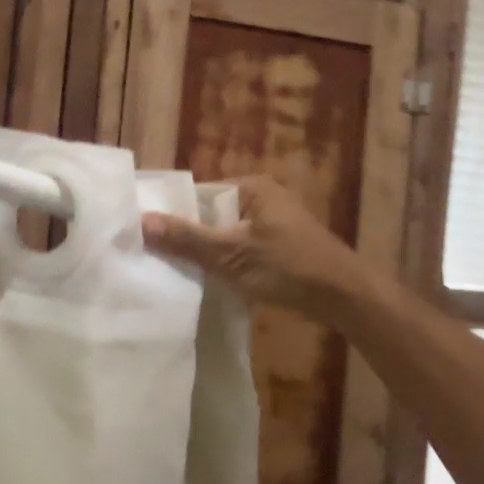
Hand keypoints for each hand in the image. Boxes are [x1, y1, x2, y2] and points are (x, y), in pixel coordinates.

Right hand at [141, 175, 373, 323]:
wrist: (342, 296)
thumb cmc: (288, 267)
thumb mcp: (231, 254)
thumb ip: (187, 239)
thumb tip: (141, 221)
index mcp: (251, 188)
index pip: (198, 196)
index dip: (173, 217)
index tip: (146, 240)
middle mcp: (262, 199)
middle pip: (211, 218)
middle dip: (189, 240)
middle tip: (155, 261)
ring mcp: (272, 225)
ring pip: (226, 238)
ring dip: (208, 256)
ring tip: (175, 274)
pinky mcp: (279, 249)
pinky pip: (241, 252)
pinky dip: (227, 266)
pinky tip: (209, 284)